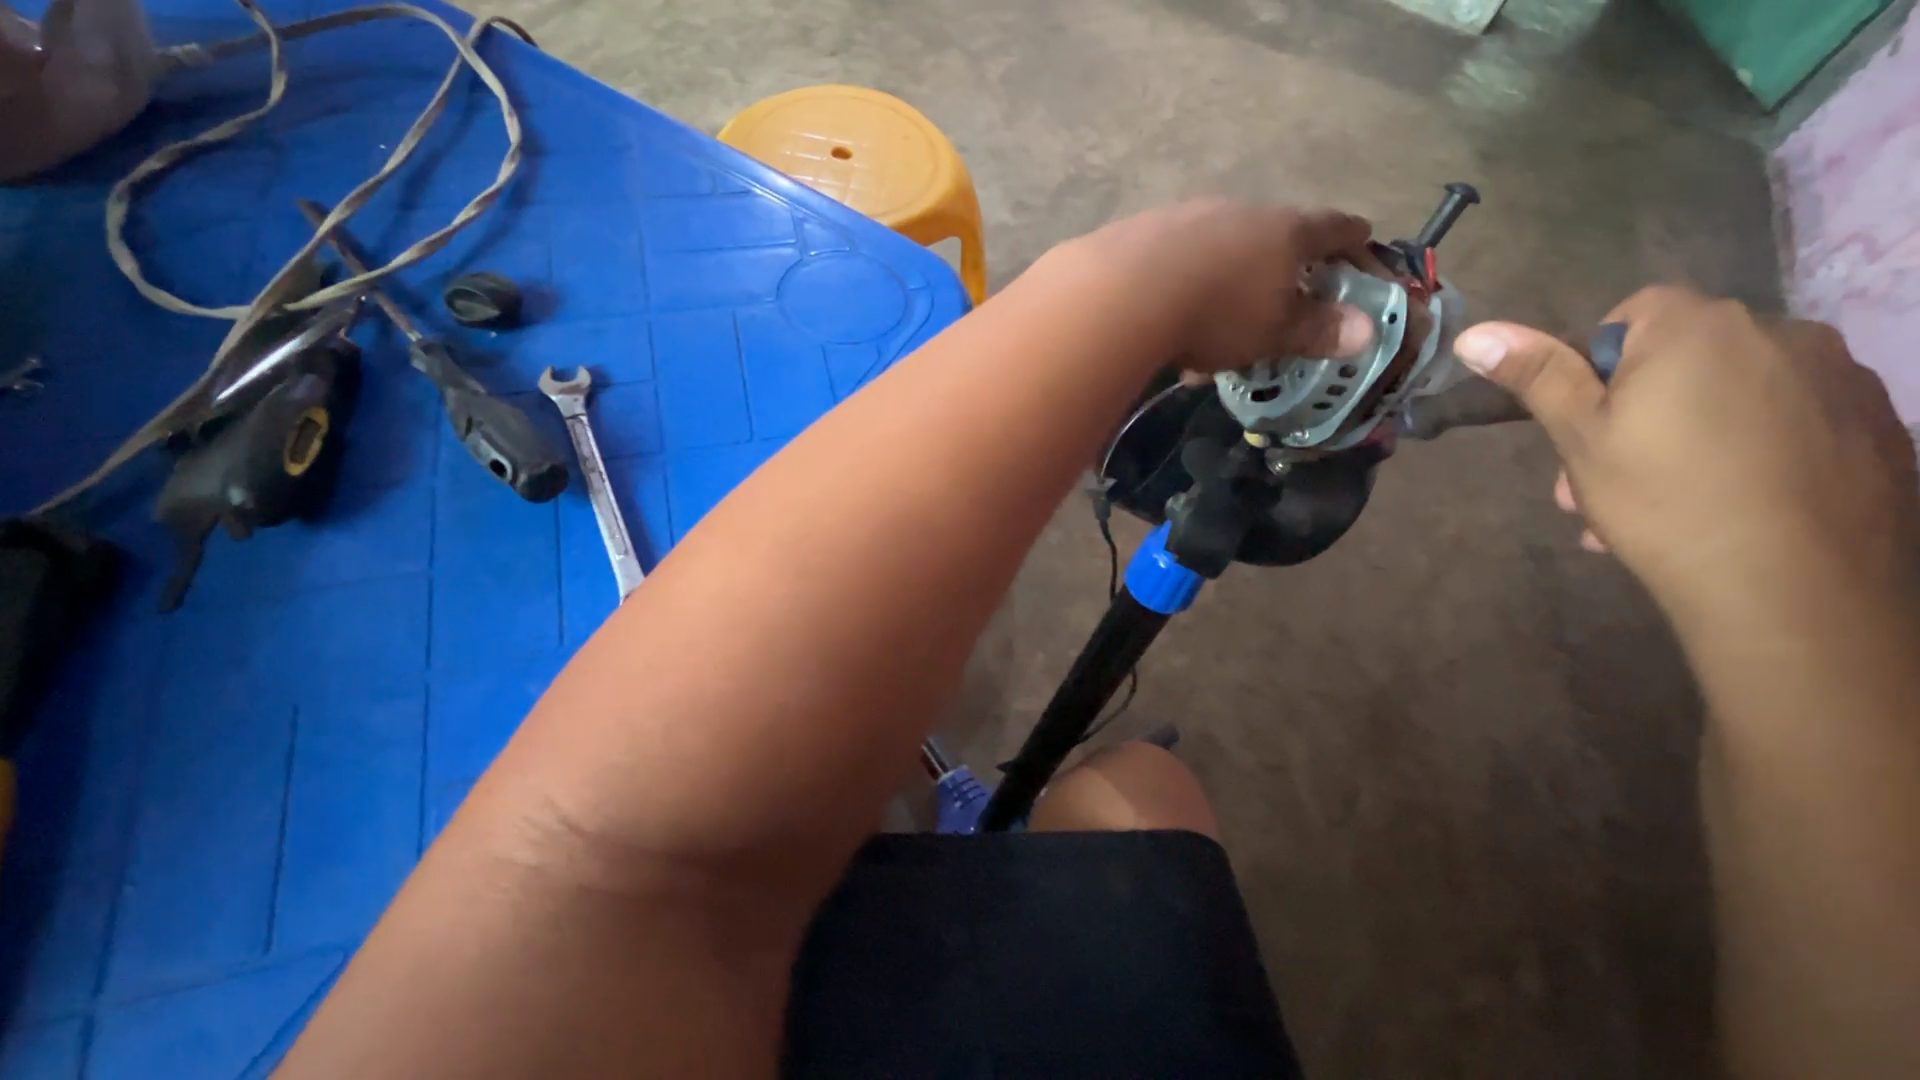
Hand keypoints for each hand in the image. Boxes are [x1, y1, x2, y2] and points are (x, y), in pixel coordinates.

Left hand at [1070, 199, 1380, 371]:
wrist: (1122, 293)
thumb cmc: (1218, 313)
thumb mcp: (1274, 331)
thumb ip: (1317, 329)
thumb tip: (1366, 331)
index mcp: (1283, 229)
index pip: (1331, 226)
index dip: (1350, 235)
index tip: (1363, 235)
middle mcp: (1237, 210)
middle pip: (1270, 231)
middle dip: (1278, 259)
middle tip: (1283, 286)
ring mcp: (1184, 216)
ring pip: (1216, 245)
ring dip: (1224, 274)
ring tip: (1216, 317)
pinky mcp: (1138, 232)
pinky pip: (1172, 259)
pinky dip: (1180, 283)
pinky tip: (1165, 317)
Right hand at [1452, 286, 1919, 624]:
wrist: (1790, 586)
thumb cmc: (1662, 500)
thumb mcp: (1578, 438)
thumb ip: (1536, 375)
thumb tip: (1475, 332)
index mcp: (1697, 327)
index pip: (1632, 314)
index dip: (1598, 368)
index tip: (1590, 424)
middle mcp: (1780, 331)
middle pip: (1685, 358)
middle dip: (1643, 410)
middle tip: (1612, 482)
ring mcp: (1839, 376)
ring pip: (1738, 393)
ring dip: (1697, 432)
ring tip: (1670, 505)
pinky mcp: (1877, 423)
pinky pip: (1795, 421)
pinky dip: (1761, 449)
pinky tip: (1742, 502)